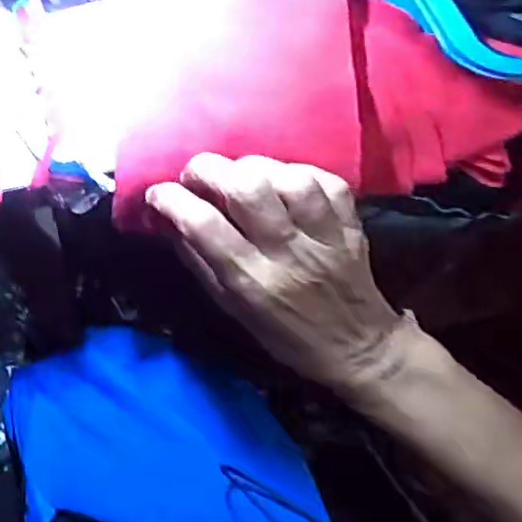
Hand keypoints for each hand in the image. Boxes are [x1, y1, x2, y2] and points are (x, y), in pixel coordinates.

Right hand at [145, 153, 415, 395]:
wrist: (363, 353)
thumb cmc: (282, 330)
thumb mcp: (225, 302)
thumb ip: (193, 253)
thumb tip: (161, 213)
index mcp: (249, 277)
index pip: (200, 222)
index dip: (168, 197)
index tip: (158, 195)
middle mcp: (286, 253)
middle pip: (246, 187)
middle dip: (208, 170)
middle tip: (199, 179)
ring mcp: (325, 239)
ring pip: (288, 179)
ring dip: (254, 168)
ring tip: (243, 178)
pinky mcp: (352, 228)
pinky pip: (328, 182)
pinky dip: (299, 172)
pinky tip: (282, 183)